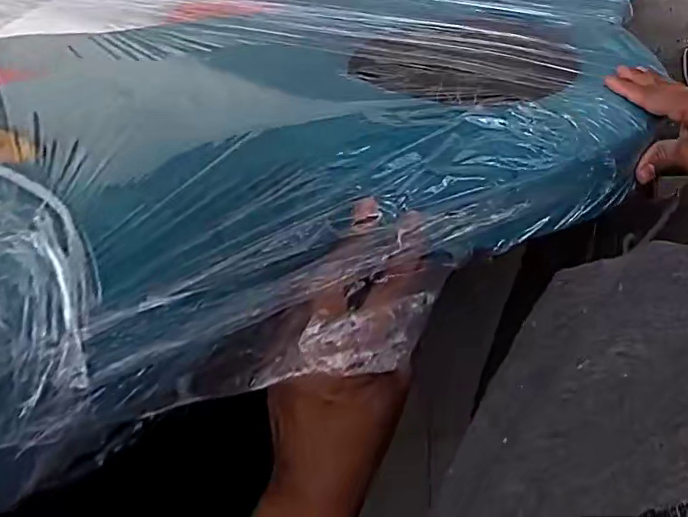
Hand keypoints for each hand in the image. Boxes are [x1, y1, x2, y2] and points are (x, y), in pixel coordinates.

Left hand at [256, 200, 430, 516]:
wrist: (311, 481)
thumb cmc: (363, 435)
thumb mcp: (395, 386)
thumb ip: (400, 332)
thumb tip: (407, 285)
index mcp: (352, 353)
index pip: (385, 291)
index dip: (401, 254)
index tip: (411, 223)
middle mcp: (314, 340)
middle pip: (335, 276)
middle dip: (354, 239)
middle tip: (369, 205)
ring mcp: (288, 342)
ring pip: (314, 284)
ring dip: (336, 254)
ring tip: (356, 222)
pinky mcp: (275, 347)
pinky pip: (302, 300)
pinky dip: (322, 280)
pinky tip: (335, 264)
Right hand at [603, 65, 687, 200]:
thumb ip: (662, 157)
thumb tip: (640, 170)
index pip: (652, 96)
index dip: (629, 89)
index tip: (610, 79)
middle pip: (663, 85)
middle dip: (640, 78)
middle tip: (620, 69)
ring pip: (675, 87)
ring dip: (654, 81)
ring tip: (637, 72)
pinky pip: (686, 92)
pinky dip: (670, 88)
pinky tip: (668, 89)